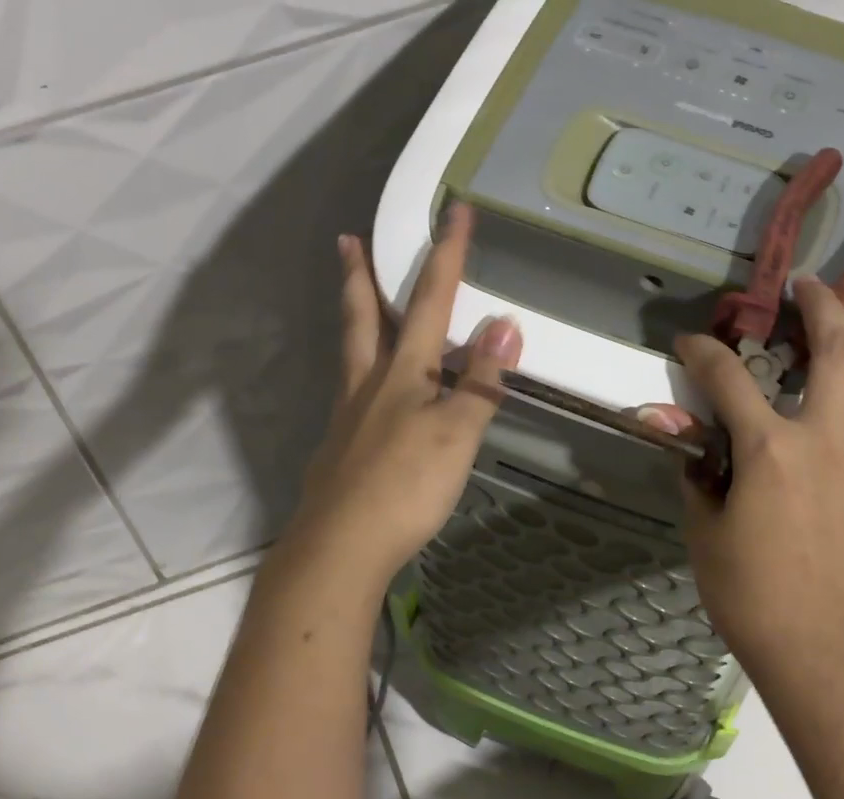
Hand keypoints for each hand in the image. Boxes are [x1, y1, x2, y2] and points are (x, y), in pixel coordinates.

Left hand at [285, 204, 520, 581]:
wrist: (342, 544)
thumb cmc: (406, 485)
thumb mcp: (456, 433)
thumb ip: (480, 383)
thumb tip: (505, 323)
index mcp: (404, 374)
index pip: (432, 302)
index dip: (447, 256)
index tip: (455, 209)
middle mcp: (369, 385)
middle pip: (366, 319)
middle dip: (362, 277)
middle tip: (346, 240)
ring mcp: (348, 418)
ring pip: (351, 356)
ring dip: (354, 320)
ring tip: (352, 300)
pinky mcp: (338, 451)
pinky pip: (350, 398)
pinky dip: (358, 378)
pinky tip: (363, 396)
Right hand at [640, 278, 843, 682]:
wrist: (822, 650)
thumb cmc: (750, 595)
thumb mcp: (705, 534)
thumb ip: (696, 476)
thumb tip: (681, 437)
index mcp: (770, 448)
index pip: (731, 380)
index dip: (705, 354)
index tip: (690, 342)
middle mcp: (826, 442)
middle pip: (833, 357)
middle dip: (821, 311)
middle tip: (813, 285)